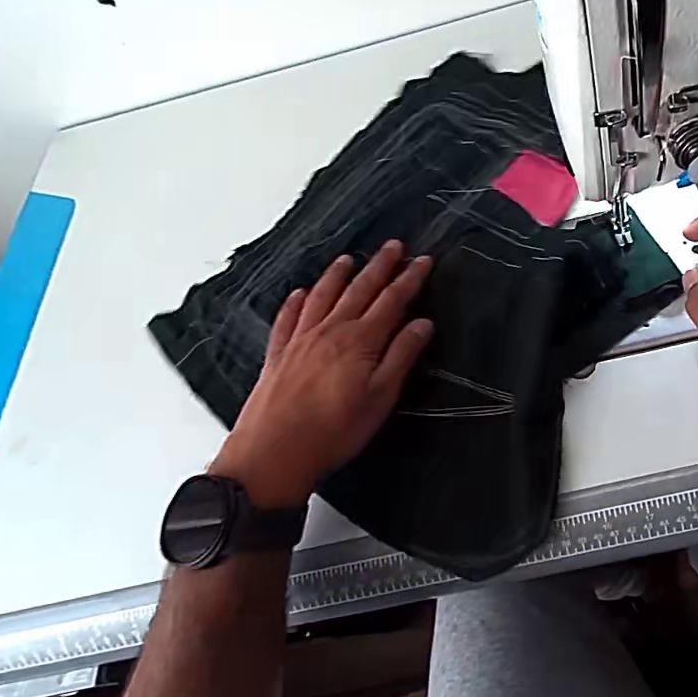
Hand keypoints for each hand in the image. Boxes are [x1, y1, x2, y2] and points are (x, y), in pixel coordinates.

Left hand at [209, 241, 434, 508]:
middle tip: (394, 246)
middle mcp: (330, 331)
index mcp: (360, 341)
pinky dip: (295, 301)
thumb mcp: (379, 398)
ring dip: (338, 274)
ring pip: (323, 296)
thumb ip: (401, 356)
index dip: (409, 279)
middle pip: (359, 289)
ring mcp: (301, 340)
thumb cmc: (332, 430)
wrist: (275, 450)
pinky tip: (298, 292)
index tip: (423, 261)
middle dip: (380, 265)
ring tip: (349, 258)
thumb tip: (421, 325)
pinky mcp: (278, 353)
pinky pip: (288, 317)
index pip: (391, 300)